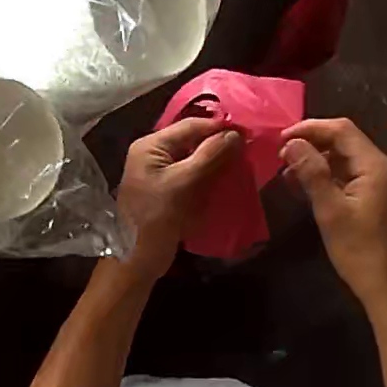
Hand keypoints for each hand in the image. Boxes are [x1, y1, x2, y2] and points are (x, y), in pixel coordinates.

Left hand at [116, 118, 241, 278]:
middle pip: (192, 140)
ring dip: (217, 160)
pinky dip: (209, 175)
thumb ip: (209, 155)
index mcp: (150, 146)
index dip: (219, 127)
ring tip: (243, 162)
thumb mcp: (183, 183)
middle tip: (249, 147)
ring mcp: (160, 173)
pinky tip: (228, 179)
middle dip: (219, 144)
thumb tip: (235, 134)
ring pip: (194, 158)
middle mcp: (153, 154)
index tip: (249, 132)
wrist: (136, 260)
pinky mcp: (168, 190)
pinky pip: (192, 174)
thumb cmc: (155, 219)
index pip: (190, 126)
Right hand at [279, 119, 386, 309]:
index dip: (310, 128)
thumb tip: (292, 143)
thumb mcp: (330, 211)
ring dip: (316, 159)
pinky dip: (325, 175)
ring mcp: (379, 183)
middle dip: (311, 143)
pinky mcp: (374, 198)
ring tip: (287, 172)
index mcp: (375, 166)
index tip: (280, 139)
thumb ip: (311, 173)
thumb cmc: (359, 250)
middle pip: (344, 140)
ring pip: (344, 158)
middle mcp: (381, 168)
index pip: (342, 130)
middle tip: (281, 156)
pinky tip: (303, 186)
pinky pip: (347, 175)